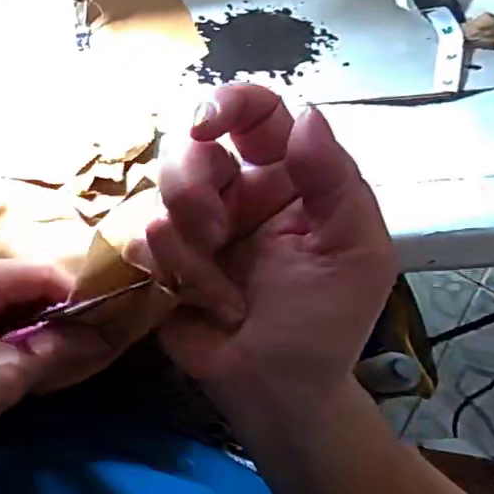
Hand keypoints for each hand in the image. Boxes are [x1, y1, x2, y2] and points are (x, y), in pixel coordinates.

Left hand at [0, 260, 113, 465]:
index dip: (76, 299)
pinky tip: (34, 359)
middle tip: (87, 348)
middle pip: (30, 285)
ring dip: (41, 328)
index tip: (104, 329)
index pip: (41, 274)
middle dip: (60, 315)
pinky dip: (20, 335)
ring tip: (65, 357)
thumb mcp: (7, 376)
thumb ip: (57, 350)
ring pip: (17, 303)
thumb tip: (103, 339)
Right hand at [137, 84, 394, 396]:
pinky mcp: (158, 258)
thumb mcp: (355, 252)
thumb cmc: (324, 325)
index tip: (205, 126)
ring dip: (186, 246)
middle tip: (214, 235)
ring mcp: (191, 225)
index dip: (226, 104)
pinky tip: (198, 301)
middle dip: (192, 190)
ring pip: (157, 195)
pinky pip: (139, 240)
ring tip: (219, 289)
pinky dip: (171, 273)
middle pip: (187, 149)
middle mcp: (234, 192)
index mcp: (286, 178)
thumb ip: (336, 182)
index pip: (255, 114)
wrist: (275, 389)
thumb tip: (308, 116)